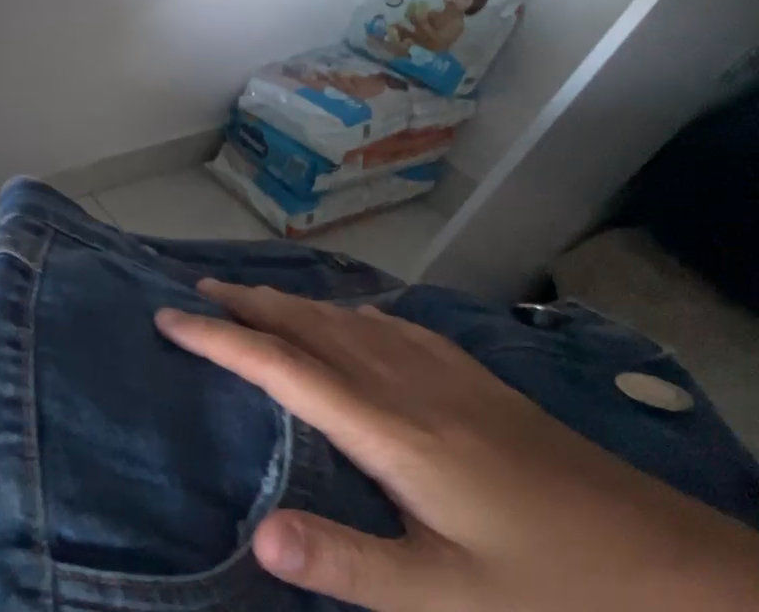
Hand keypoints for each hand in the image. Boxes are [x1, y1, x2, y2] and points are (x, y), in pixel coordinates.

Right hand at [154, 279, 758, 610]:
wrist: (701, 581)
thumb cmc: (562, 592)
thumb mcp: (452, 601)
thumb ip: (349, 566)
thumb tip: (253, 535)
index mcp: (394, 431)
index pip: (283, 368)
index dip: (219, 338)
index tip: (167, 317)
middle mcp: (414, 389)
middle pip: (314, 327)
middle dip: (250, 303)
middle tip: (196, 288)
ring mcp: (456, 383)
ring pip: (353, 322)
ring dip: (294, 302)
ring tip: (254, 295)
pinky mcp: (488, 389)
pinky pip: (398, 329)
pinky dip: (352, 313)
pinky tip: (356, 320)